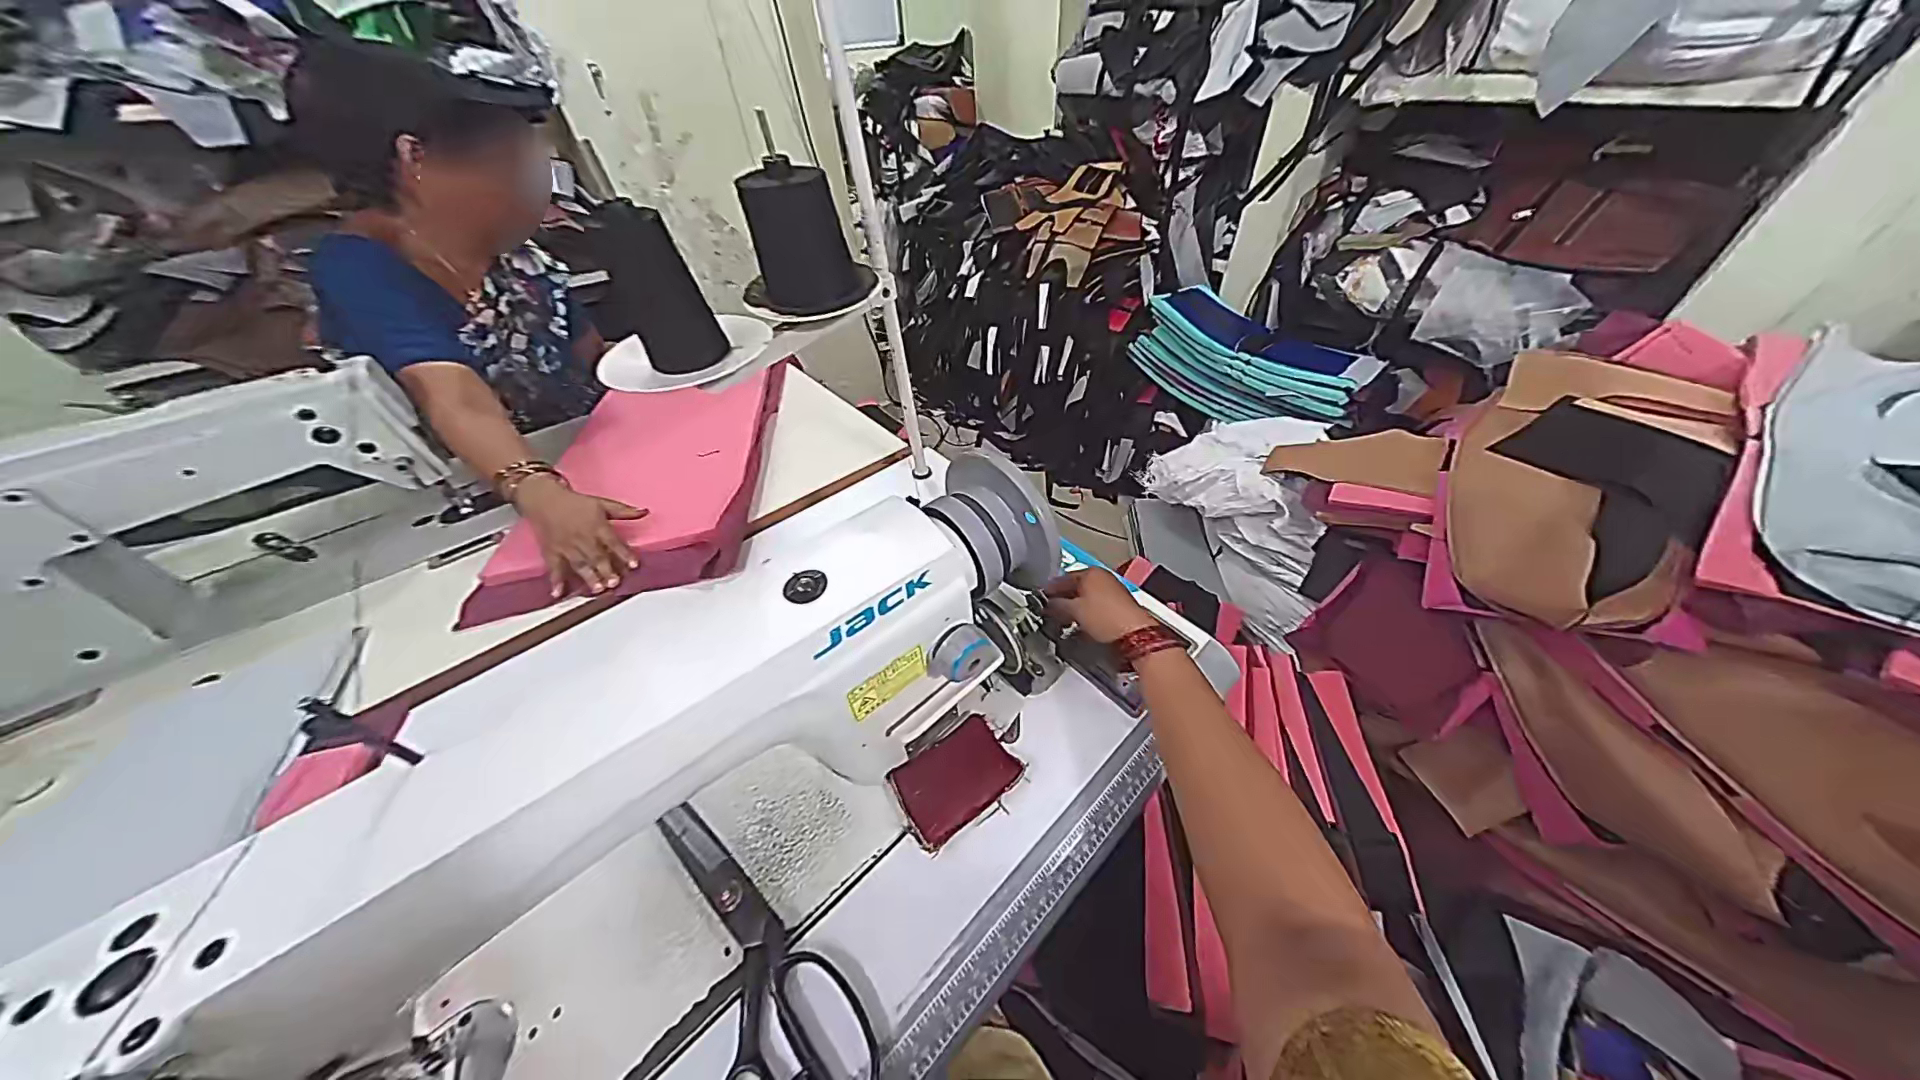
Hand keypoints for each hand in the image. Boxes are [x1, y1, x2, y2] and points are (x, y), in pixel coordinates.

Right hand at [512, 474, 646, 596]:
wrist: (544, 498)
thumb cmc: (576, 503)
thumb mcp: (603, 504)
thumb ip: (624, 511)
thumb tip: (645, 511)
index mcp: (597, 527)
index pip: (614, 542)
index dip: (625, 554)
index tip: (634, 565)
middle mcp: (582, 538)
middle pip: (596, 556)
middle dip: (606, 570)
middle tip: (615, 583)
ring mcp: (566, 547)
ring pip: (579, 564)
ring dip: (588, 577)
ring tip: (598, 589)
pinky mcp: (551, 552)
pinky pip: (554, 568)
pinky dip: (555, 581)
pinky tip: (558, 593)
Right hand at [1044, 569, 1157, 642]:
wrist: (1135, 636)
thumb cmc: (1108, 618)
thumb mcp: (1073, 611)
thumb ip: (1056, 605)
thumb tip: (1049, 605)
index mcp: (1092, 572)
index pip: (1063, 578)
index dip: (1050, 590)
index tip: (1042, 599)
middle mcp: (1104, 578)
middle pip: (1076, 587)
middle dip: (1062, 600)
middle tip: (1050, 611)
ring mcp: (1113, 592)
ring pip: (1086, 598)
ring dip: (1074, 609)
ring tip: (1064, 622)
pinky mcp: (1119, 607)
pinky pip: (1096, 608)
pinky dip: (1087, 615)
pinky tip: (1081, 626)